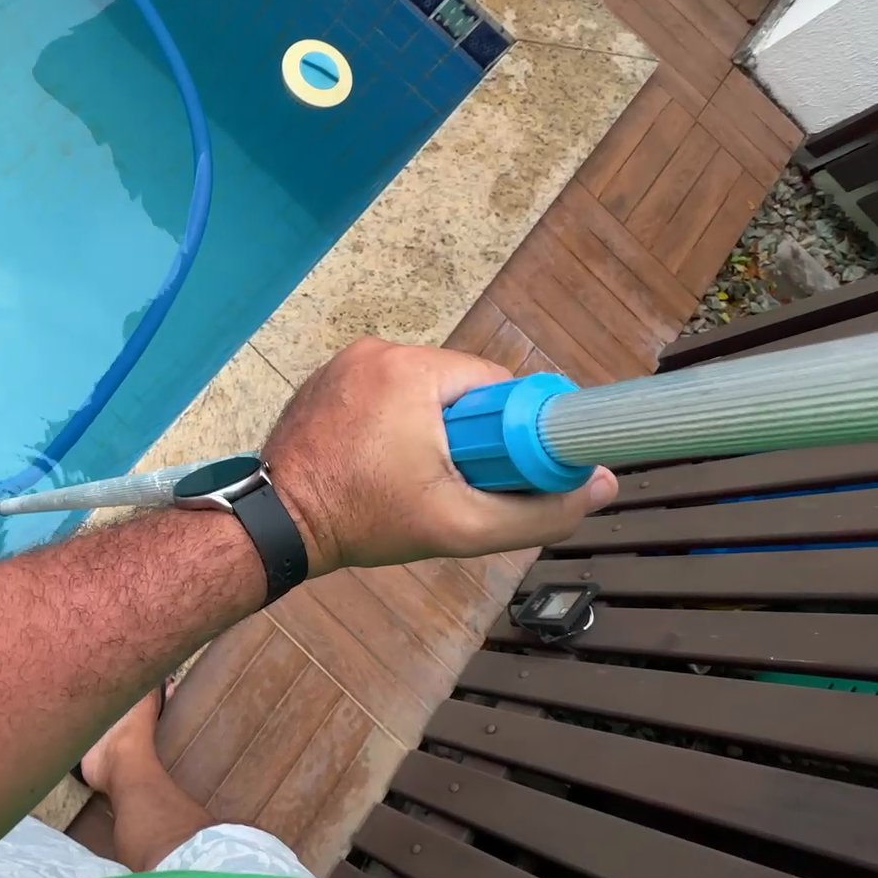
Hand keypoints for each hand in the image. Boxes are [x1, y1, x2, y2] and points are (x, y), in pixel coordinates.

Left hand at [262, 339, 616, 574]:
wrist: (277, 523)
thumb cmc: (363, 519)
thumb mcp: (462, 526)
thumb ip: (539, 510)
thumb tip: (601, 483)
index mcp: (410, 369)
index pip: (496, 384)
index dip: (507, 429)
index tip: (493, 466)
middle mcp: (375, 351)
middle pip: (456, 385)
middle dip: (465, 431)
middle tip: (447, 479)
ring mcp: (342, 363)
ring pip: (419, 389)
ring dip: (428, 426)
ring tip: (408, 473)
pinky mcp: (324, 379)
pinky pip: (381, 391)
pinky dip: (391, 419)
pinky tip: (378, 459)